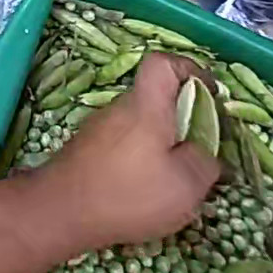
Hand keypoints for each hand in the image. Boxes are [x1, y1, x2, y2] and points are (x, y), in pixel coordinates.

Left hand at [35, 53, 220, 249]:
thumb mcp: (186, 183)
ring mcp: (99, 127)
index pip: (162, 63)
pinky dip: (141, 156)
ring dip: (162, 141)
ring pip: (140, 122)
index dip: (190, 69)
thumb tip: (203, 150)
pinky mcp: (88, 147)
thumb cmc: (129, 192)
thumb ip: (204, 160)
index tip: (211, 95)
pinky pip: (124, 141)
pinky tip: (146, 188)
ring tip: (177, 178)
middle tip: (202, 150)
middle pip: (155, 97)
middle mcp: (118, 108)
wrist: (61, 209)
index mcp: (144, 105)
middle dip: (183, 117)